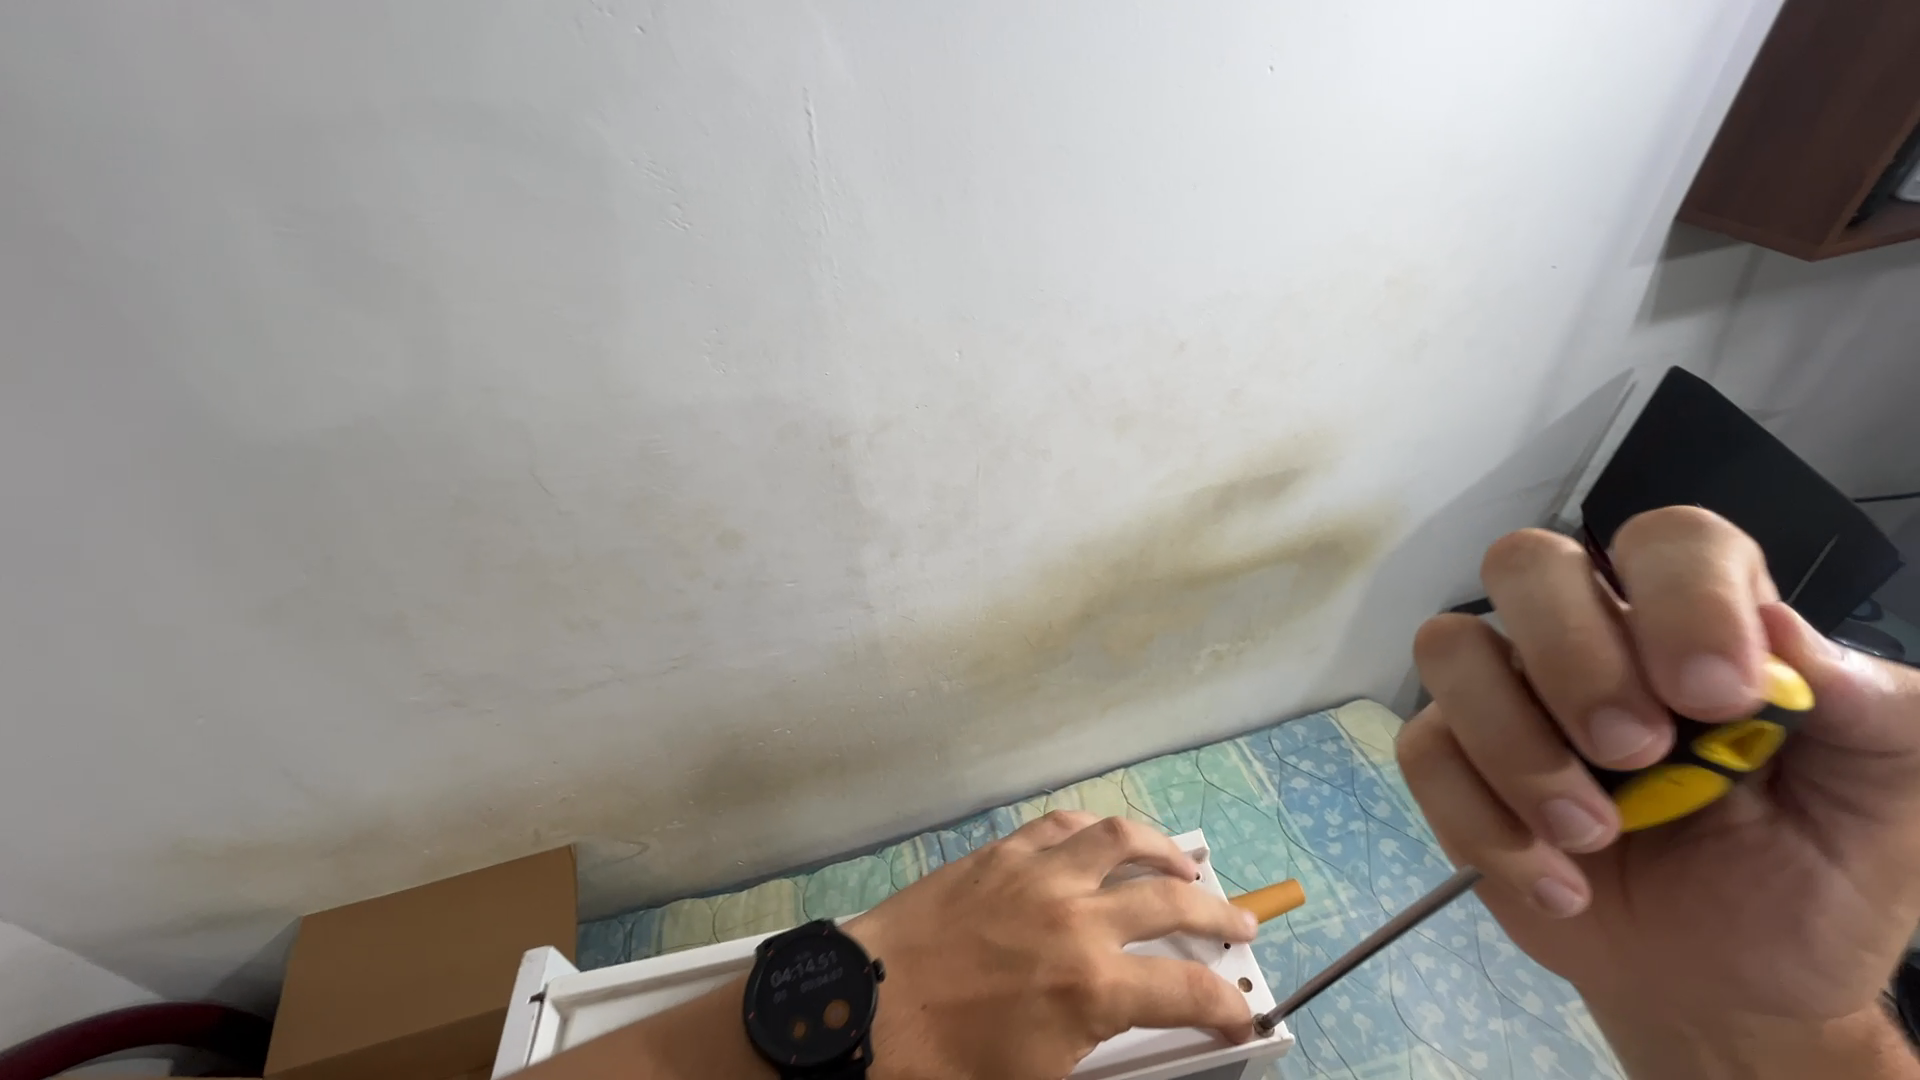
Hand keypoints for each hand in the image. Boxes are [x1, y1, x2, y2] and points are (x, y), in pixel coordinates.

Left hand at [846, 811, 1259, 1079]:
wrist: (867, 1008)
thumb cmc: (950, 1062)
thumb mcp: (1041, 1077)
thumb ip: (1100, 1048)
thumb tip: (1129, 1025)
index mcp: (1092, 987)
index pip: (1189, 991)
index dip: (1227, 1004)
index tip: (1243, 1010)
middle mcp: (1077, 917)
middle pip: (1172, 901)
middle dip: (1218, 914)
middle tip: (1240, 922)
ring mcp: (1039, 874)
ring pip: (1120, 839)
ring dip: (1163, 849)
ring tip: (1184, 860)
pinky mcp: (1003, 853)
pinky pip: (1061, 825)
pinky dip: (1094, 829)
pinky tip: (1104, 838)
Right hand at [1399, 506, 1919, 1025]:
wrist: (1713, 982)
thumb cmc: (1804, 879)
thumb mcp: (1888, 806)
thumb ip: (1877, 716)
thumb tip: (1784, 636)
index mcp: (1690, 628)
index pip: (1666, 541)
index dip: (1682, 593)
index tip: (1718, 696)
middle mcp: (1579, 641)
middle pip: (1522, 563)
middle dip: (1569, 654)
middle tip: (1633, 750)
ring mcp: (1500, 695)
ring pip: (1448, 647)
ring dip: (1513, 744)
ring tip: (1592, 834)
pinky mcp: (1448, 758)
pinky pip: (1424, 752)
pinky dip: (1485, 821)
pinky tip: (1559, 883)